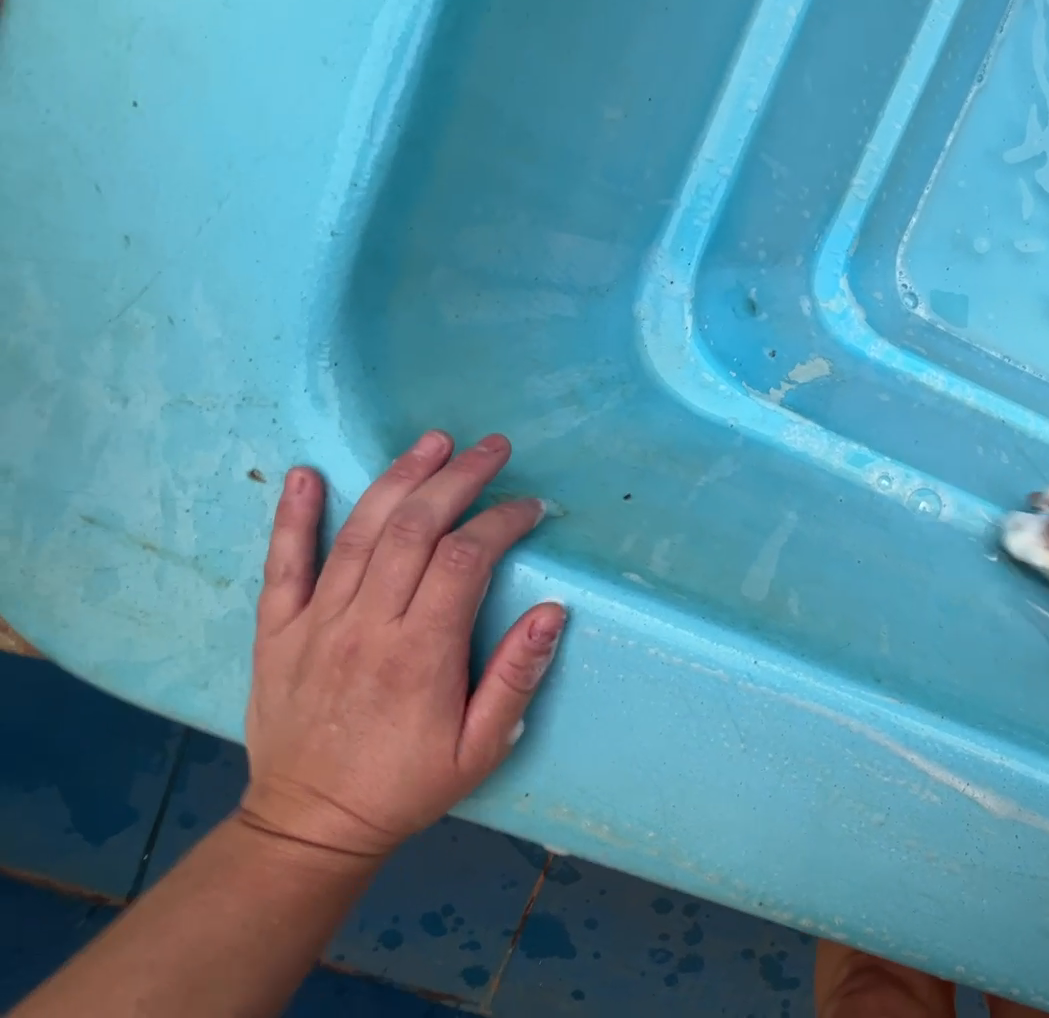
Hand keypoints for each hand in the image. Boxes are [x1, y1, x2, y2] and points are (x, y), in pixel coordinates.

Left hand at [241, 431, 566, 860]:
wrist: (310, 823)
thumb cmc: (410, 783)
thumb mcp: (485, 745)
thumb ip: (518, 675)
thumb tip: (554, 610)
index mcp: (420, 651)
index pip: (465, 558)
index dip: (502, 521)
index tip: (532, 507)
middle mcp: (366, 624)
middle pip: (414, 528)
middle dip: (458, 479)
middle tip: (493, 447)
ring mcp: (314, 623)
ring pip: (358, 532)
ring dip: (398, 480)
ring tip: (432, 442)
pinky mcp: (276, 631)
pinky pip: (282, 564)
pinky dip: (292, 516)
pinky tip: (304, 474)